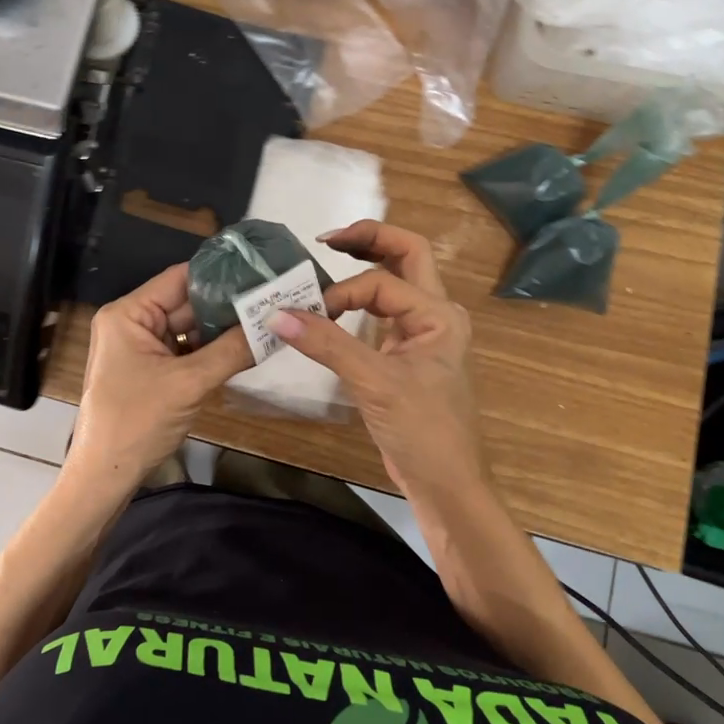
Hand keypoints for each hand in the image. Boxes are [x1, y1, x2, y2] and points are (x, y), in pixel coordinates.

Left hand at [69, 263, 253, 488]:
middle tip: (273, 298)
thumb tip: (273, 324)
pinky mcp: (149, 371)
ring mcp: (140, 348)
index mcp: (128, 314)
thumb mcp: (188, 384)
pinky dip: (211, 351)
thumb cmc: (137, 421)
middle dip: (226, 305)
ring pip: (189, 329)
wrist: (106, 475)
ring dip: (222, 329)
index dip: (219, 275)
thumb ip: (231, 351)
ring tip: (267, 319)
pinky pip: (185, 351)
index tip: (259, 271)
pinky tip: (244, 347)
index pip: (178, 279)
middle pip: (185, 303)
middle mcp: (131, 323)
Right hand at [267, 220, 486, 498]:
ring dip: (366, 266)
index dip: (342, 292)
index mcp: (439, 315)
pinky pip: (383, 314)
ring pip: (396, 283)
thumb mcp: (374, 383)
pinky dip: (359, 301)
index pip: (381, 282)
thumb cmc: (423, 430)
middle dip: (369, 240)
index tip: (309, 314)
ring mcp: (422, 336)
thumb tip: (276, 313)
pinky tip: (334, 305)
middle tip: (326, 238)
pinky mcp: (406, 356)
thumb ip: (327, 344)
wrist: (446, 484)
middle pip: (407, 257)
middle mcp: (435, 316)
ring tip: (329, 256)